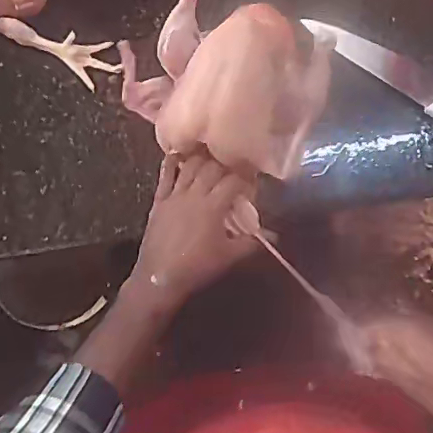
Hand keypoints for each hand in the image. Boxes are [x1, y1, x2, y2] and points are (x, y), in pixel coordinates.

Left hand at [125, 152, 257, 312]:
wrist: (159, 278)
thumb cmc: (197, 267)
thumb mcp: (229, 256)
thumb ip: (252, 243)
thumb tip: (274, 236)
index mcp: (213, 206)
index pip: (233, 181)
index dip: (244, 177)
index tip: (251, 180)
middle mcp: (194, 194)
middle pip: (212, 167)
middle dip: (225, 164)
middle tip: (233, 168)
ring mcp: (175, 195)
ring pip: (190, 166)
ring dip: (202, 159)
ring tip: (211, 157)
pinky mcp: (159, 200)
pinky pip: (165, 175)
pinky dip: (172, 162)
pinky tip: (178, 155)